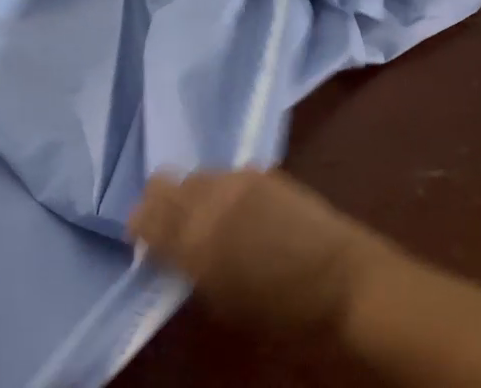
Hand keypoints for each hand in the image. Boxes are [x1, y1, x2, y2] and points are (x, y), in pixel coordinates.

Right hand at [128, 168, 388, 335]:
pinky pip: (226, 174)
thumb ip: (190, 268)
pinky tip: (243, 209)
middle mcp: (206, 202)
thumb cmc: (282, 309)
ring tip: (210, 215)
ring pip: (194, 175)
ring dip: (193, 193)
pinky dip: (224, 189)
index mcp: (192, 243)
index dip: (139, 226)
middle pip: (160, 183)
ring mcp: (234, 180)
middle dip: (158, 201)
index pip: (143, 218)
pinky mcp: (260, 171)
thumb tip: (172, 250)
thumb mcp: (223, 302)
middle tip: (169, 222)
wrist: (341, 278)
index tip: (143, 237)